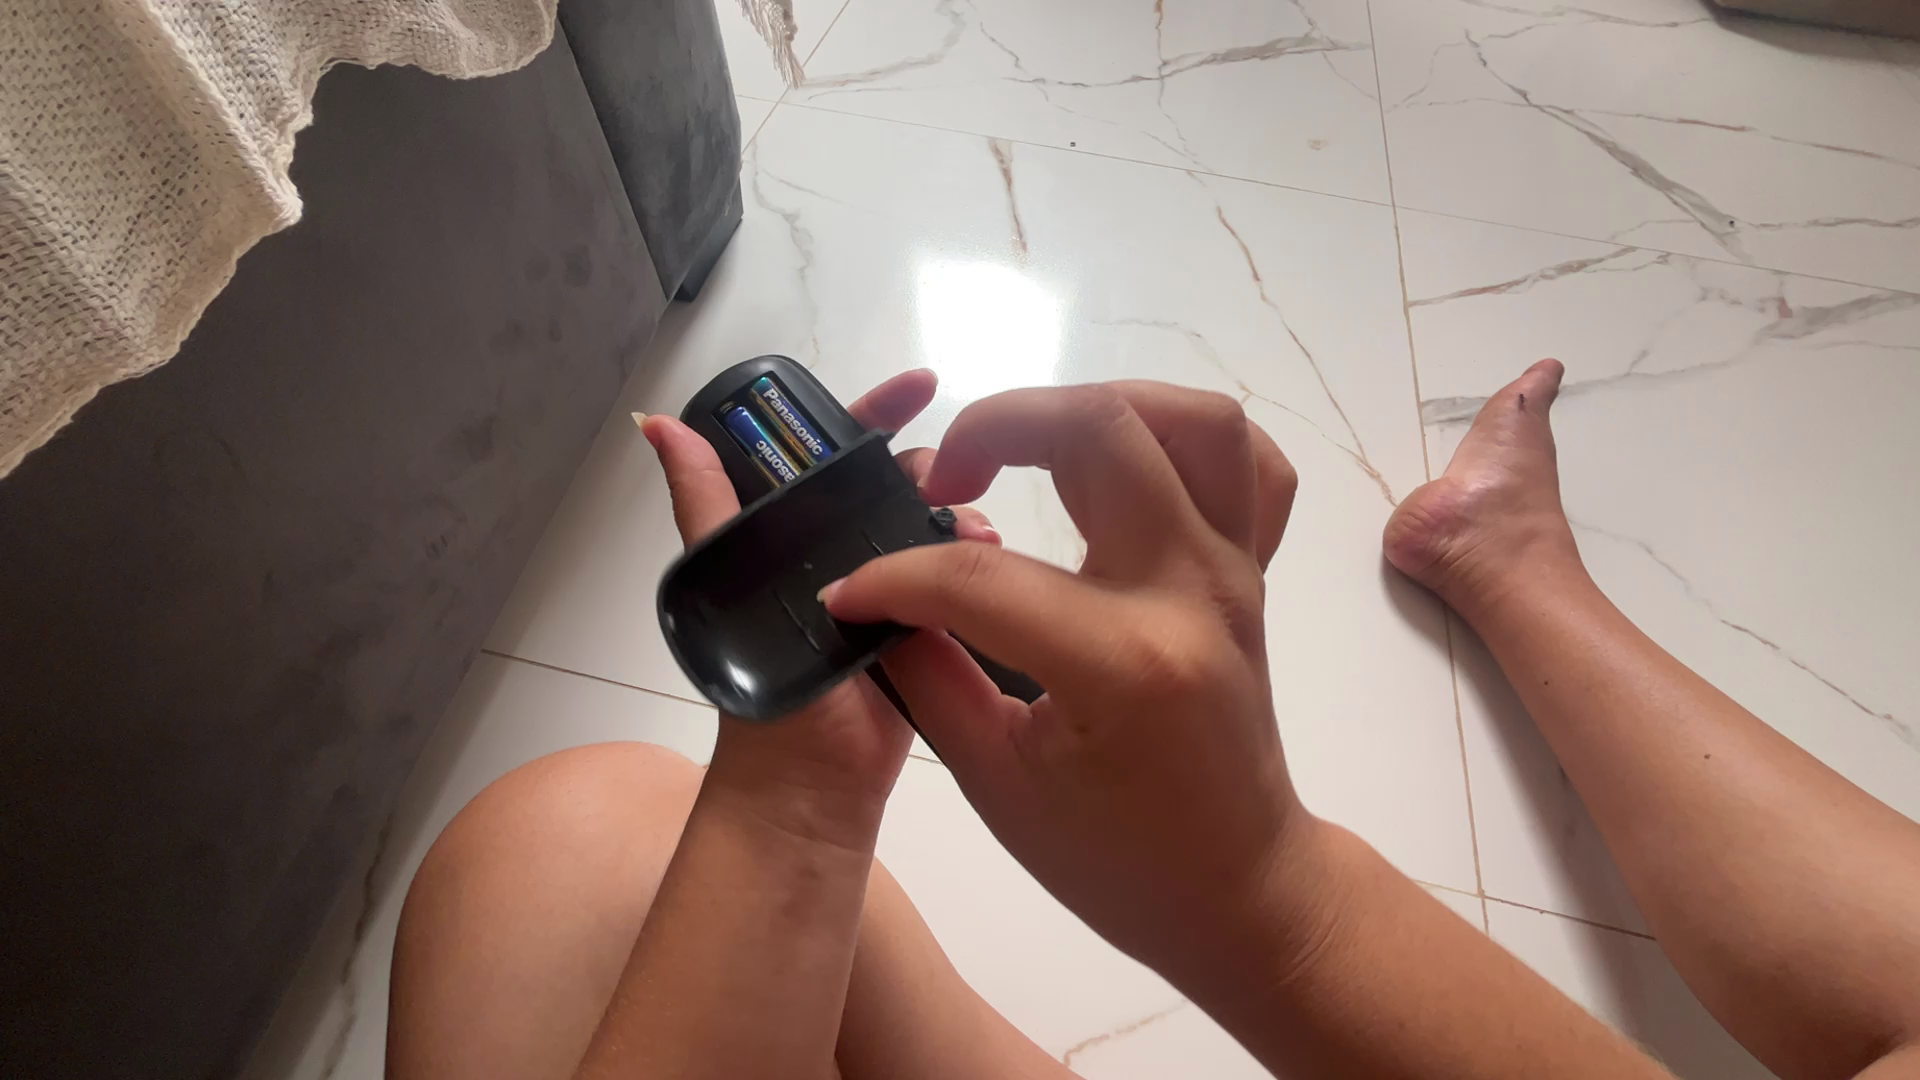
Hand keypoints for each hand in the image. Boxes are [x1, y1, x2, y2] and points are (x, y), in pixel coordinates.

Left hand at [641, 369, 998, 835]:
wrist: (814, 779)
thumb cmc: (764, 685)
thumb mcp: (725, 581)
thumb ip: (707, 506)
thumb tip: (656, 425)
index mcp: (795, 534)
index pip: (833, 454)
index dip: (871, 414)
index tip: (919, 386)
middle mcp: (843, 551)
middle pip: (893, 486)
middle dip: (928, 468)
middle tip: (953, 479)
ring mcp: (888, 586)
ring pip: (930, 528)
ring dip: (957, 515)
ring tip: (976, 526)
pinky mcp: (923, 623)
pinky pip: (953, 577)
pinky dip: (973, 561)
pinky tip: (991, 557)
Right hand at [819, 382, 1302, 972]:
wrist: (1236, 885)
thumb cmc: (1113, 859)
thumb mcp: (994, 777)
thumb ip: (926, 671)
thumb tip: (876, 600)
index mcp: (1122, 662)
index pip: (980, 575)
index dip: (893, 575)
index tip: (848, 590)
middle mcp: (1191, 590)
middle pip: (1100, 430)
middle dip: (996, 425)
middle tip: (948, 476)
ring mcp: (1236, 569)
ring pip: (1194, 418)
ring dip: (1097, 405)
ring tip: (1032, 446)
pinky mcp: (1252, 569)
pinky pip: (1247, 461)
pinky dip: (1181, 437)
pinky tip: (1126, 464)